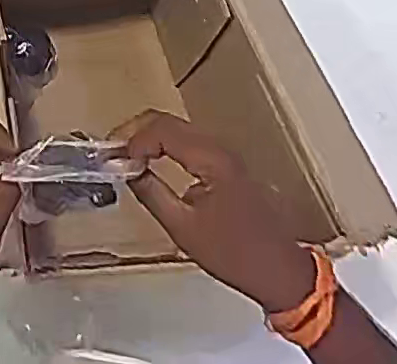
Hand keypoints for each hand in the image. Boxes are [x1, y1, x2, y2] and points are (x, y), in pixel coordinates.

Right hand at [113, 110, 315, 312]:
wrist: (283, 275)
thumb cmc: (235, 255)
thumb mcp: (183, 228)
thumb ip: (150, 192)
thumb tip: (126, 168)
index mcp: (211, 159)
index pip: (161, 129)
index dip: (132, 140)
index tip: (115, 159)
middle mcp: (218, 147)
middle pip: (166, 121)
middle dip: (135, 132)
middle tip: (113, 151)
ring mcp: (224, 153)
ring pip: (175, 127)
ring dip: (148, 136)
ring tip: (127, 155)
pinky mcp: (225, 162)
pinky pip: (186, 139)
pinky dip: (163, 143)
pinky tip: (150, 158)